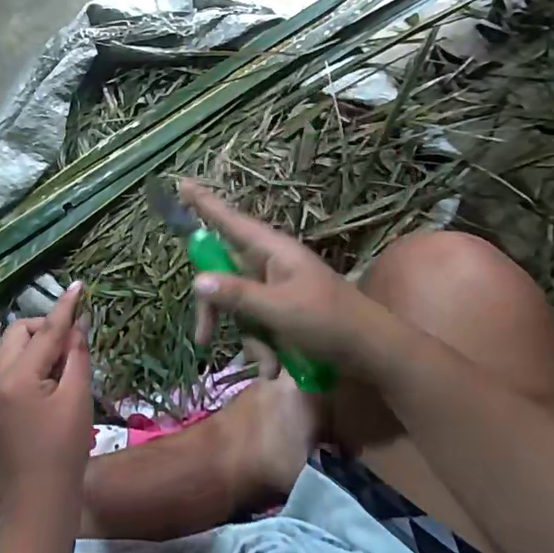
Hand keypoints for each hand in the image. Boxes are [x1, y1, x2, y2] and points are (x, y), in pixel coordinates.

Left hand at [0, 282, 92, 519]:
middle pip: (17, 334)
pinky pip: (5, 372)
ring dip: (34, 348)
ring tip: (61, 369)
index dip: (64, 307)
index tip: (78, 285)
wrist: (36, 505)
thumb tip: (76, 327)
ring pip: (9, 352)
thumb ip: (75, 357)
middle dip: (44, 329)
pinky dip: (26, 368)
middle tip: (72, 345)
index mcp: (16, 376)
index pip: (45, 330)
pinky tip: (46, 387)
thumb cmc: (64, 452)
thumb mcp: (77, 400)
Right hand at [180, 180, 401, 375]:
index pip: (230, 220)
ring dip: (247, 339)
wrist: (372, 353)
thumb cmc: (330, 322)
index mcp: (273, 251)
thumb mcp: (279, 310)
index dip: (205, 204)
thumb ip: (237, 295)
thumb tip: (197, 280)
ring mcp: (276, 289)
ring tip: (268, 365)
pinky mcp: (281, 312)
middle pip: (223, 275)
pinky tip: (275, 368)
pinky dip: (262, 347)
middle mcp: (270, 264)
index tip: (181, 183)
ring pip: (238, 306)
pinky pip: (255, 324)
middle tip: (203, 338)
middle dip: (216, 311)